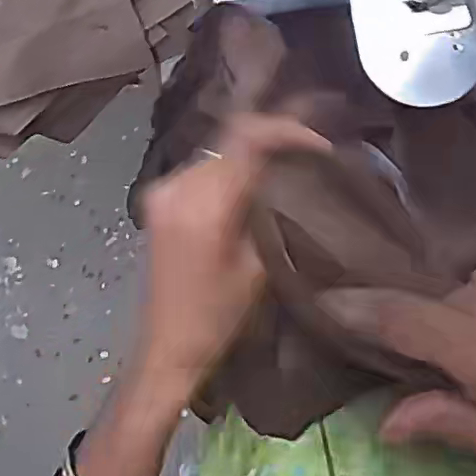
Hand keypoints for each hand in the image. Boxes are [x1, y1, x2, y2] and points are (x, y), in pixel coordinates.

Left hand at [130, 114, 330, 407]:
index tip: (317, 140)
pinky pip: (202, 168)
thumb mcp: (259, 265)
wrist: (168, 346)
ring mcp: (162, 190)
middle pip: (231, 140)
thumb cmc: (219, 317)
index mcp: (203, 206)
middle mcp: (176, 187)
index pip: (247, 140)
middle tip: (309, 149)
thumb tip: (296, 171)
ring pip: (218, 152)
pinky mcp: (158, 198)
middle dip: (272, 138)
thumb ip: (273, 211)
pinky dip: (231, 167)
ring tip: (287, 163)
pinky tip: (253, 180)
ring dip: (251, 152)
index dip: (286, 129)